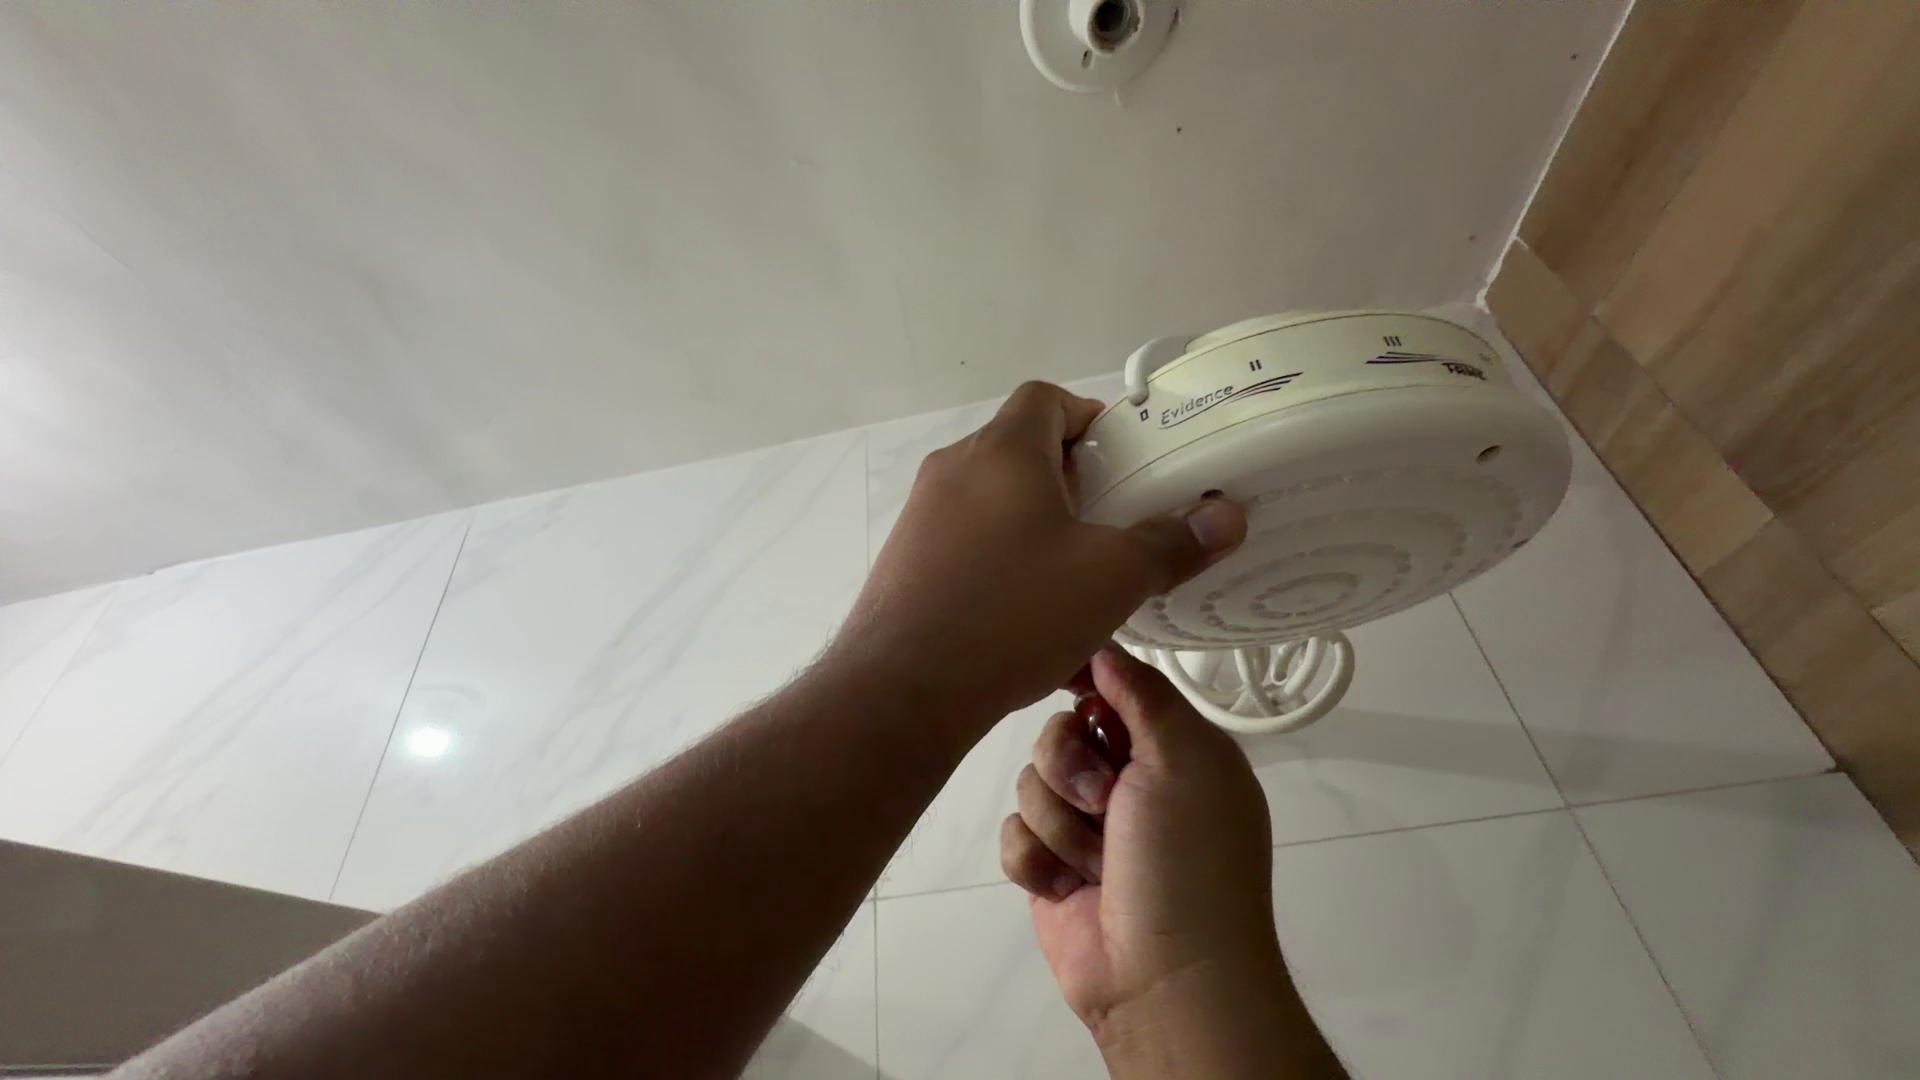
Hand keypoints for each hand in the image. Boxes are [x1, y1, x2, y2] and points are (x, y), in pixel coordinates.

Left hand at [831, 382, 1245, 727]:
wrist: (903, 688)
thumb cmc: (1013, 613)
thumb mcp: (1110, 578)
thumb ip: (1171, 543)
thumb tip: (1225, 517)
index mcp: (1001, 451)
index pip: (1045, 398)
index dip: (1088, 419)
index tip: (1120, 463)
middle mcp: (952, 469)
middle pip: (1019, 447)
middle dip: (1069, 478)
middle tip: (1106, 523)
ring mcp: (921, 516)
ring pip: (991, 497)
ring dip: (1034, 520)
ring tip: (1070, 572)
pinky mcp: (906, 560)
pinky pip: (964, 539)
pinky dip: (999, 554)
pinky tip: (1022, 608)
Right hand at [1000, 648, 1346, 1077]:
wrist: (1163, 981)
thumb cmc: (1186, 862)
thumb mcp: (1185, 760)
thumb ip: (1144, 694)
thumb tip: (1105, 648)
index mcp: (1168, 750)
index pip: (1113, 688)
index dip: (1082, 677)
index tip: (1055, 672)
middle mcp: (1125, 782)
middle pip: (1059, 731)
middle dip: (1071, 765)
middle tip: (1103, 801)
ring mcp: (1083, 826)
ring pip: (1030, 782)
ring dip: (1060, 824)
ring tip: (1095, 863)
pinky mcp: (1048, 865)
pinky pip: (1012, 834)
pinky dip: (1036, 860)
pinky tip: (1066, 887)